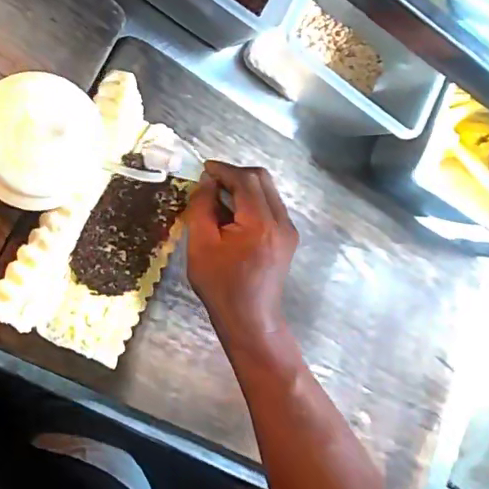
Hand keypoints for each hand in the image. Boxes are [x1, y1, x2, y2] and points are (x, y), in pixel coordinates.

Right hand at [185, 161, 300, 371]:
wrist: (250, 319)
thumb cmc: (221, 285)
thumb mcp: (200, 245)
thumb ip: (202, 208)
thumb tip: (207, 182)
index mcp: (260, 223)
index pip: (245, 180)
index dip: (223, 169)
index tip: (204, 168)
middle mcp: (281, 221)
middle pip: (261, 179)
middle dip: (235, 174)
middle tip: (210, 181)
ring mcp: (288, 229)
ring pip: (268, 190)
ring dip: (243, 186)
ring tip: (218, 197)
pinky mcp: (287, 237)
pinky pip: (270, 205)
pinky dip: (251, 200)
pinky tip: (232, 213)